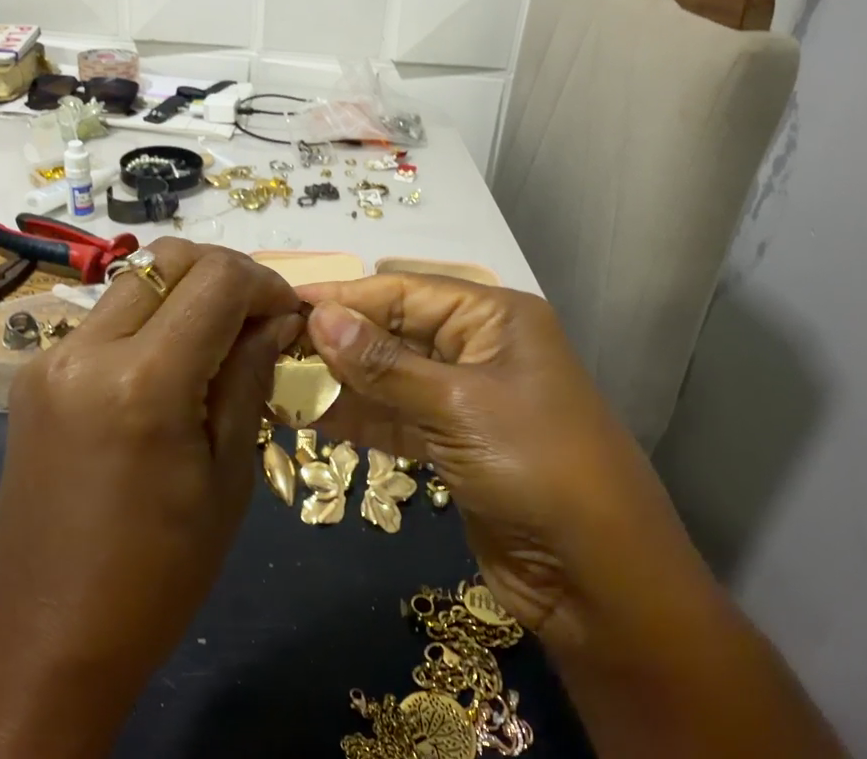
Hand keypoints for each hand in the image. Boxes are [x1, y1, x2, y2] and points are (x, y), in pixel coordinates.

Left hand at [0, 239, 301, 757]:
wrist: (47, 635)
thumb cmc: (158, 573)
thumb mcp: (227, 478)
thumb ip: (249, 378)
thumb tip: (278, 319)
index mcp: (142, 381)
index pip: (217, 282)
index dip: (266, 285)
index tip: (290, 317)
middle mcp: (85, 351)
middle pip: (168, 261)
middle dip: (225, 275)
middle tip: (258, 319)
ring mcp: (49, 360)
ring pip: (132, 282)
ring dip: (184, 293)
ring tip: (219, 342)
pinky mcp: (33, 377)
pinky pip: (103, 320)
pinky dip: (148, 321)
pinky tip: (171, 366)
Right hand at [297, 275, 715, 654]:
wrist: (598, 575)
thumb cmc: (537, 466)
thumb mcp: (458, 406)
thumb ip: (384, 364)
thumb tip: (319, 317)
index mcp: (495, 318)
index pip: (404, 292)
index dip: (343, 297)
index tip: (281, 303)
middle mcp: (480, 349)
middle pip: (395, 331)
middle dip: (337, 339)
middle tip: (269, 346)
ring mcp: (467, 399)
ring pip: (391, 378)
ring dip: (341, 382)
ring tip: (276, 382)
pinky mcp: (455, 446)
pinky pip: (397, 420)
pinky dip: (359, 420)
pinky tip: (309, 419)